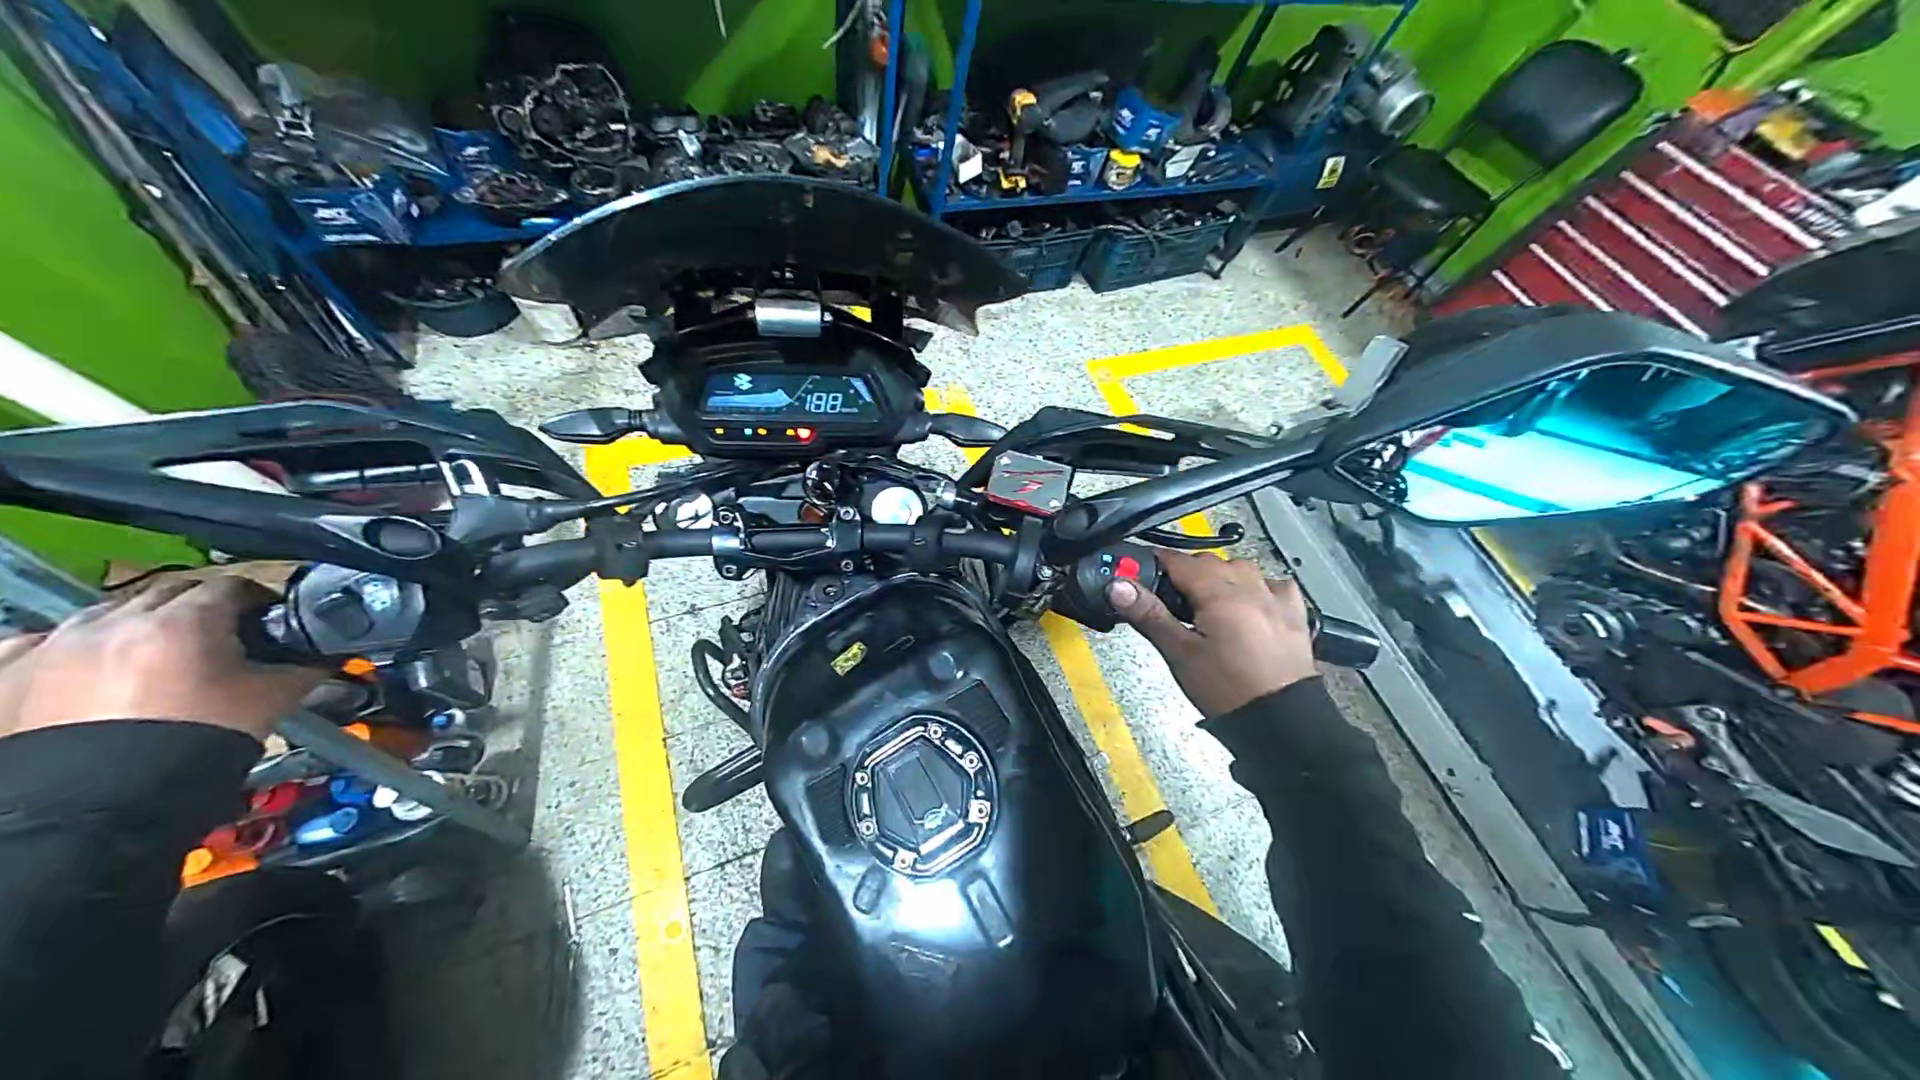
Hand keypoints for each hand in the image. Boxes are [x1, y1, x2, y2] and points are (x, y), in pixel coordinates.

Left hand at [0, 577, 326, 740]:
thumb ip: (306, 668)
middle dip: (199, 607)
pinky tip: (85, 661)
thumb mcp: (273, 699)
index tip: (271, 617)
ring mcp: (53, 646)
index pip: (233, 587)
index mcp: (183, 622)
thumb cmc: (200, 740)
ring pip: (106, 611)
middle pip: (168, 592)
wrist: (100, 806)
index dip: (259, 599)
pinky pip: (38, 639)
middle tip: (223, 634)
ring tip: (157, 652)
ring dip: (137, 621)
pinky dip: (68, 643)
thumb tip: (332, 657)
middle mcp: (114, 622)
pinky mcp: (9, 673)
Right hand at [1108, 550, 1317, 717]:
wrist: (1281, 723)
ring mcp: (1274, 599)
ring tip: (1203, 604)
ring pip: (1239, 568)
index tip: (1137, 571)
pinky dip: (1254, 587)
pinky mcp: (1292, 614)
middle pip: (1207, 562)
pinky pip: (1271, 584)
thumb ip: (1149, 614)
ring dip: (1218, 577)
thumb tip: (1120, 587)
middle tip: (1166, 599)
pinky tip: (1246, 604)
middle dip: (1183, 573)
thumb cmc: (1229, 691)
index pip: (1178, 560)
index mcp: (1220, 594)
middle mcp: (1251, 588)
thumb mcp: (1179, 654)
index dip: (1153, 563)